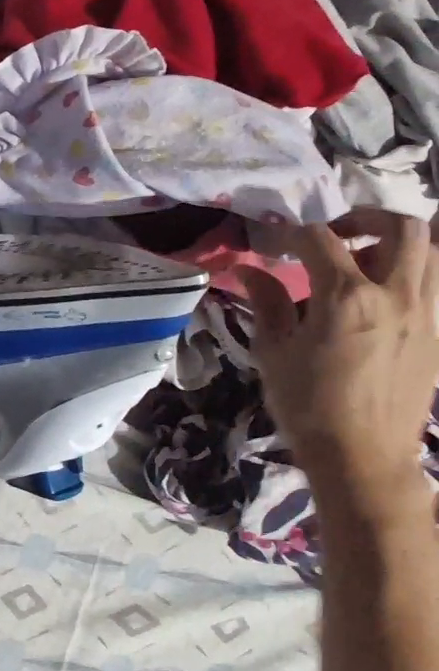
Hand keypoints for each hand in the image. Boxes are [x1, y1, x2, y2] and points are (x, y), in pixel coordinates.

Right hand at [238, 211, 438, 514]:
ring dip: (399, 244)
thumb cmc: (304, 400)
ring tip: (364, 259)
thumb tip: (249, 269)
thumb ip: (267, 301)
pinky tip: (382, 293)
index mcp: (347, 299)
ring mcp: (432, 315)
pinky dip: (415, 274)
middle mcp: (398, 297)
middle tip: (335, 234)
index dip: (293, 234)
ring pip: (434, 253)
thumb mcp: (272, 349)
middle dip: (368, 219)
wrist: (362, 451)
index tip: (273, 242)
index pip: (322, 240)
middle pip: (406, 229)